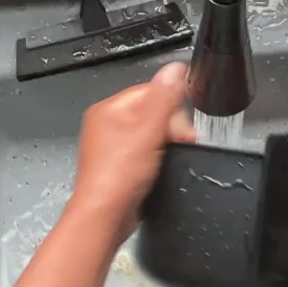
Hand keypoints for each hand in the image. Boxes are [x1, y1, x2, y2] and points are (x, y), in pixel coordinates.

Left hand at [70, 62, 195, 232]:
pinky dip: (155, 160)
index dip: (173, 109)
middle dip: (170, 130)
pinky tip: (156, 171)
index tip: (183, 128)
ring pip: (150, 134)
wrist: (104, 217)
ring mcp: (111, 147)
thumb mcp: (148, 131)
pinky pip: (144, 153)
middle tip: (176, 146)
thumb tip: (175, 69)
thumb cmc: (117, 176)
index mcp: (109, 109)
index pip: (151, 92)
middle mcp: (107, 125)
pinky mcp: (118, 166)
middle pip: (152, 112)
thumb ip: (164, 99)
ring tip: (166, 161)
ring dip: (164, 146)